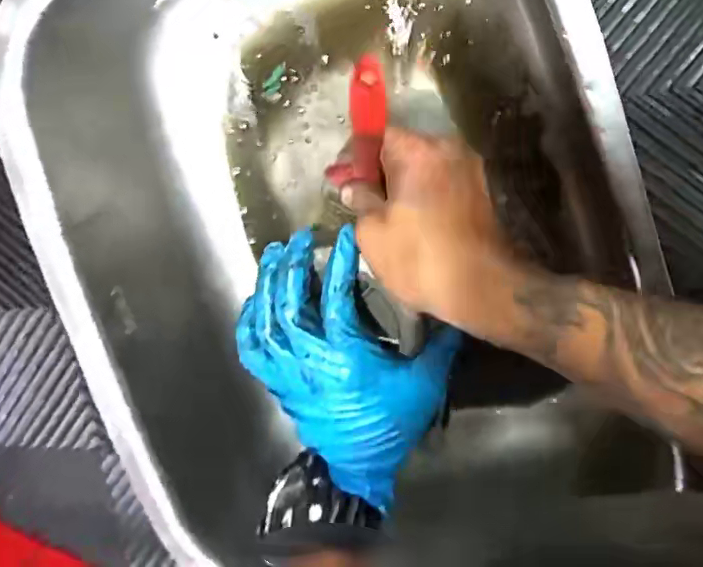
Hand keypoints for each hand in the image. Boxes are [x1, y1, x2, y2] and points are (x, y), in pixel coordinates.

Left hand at [235, 226, 460, 511]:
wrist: (358, 468)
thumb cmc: (391, 423)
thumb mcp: (424, 384)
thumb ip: (440, 345)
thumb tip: (453, 308)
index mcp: (347, 356)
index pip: (337, 300)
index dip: (340, 263)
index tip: (345, 235)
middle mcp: (312, 361)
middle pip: (290, 306)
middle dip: (293, 266)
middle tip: (300, 238)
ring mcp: (290, 373)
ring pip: (267, 322)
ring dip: (268, 284)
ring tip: (274, 254)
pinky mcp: (278, 384)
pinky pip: (253, 351)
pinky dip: (249, 322)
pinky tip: (254, 298)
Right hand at [341, 128, 526, 325]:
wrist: (482, 286)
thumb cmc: (419, 257)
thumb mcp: (373, 232)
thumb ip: (360, 199)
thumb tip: (354, 186)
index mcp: (417, 150)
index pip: (377, 135)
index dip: (354, 156)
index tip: (340, 178)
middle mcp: (446, 147)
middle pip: (402, 147)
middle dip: (378, 168)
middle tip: (356, 194)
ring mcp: (468, 165)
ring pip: (423, 164)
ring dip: (402, 180)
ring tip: (382, 209)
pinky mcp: (480, 187)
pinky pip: (441, 179)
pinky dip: (424, 190)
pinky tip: (410, 215)